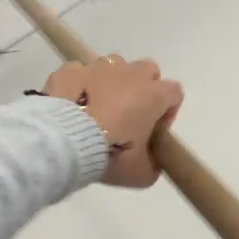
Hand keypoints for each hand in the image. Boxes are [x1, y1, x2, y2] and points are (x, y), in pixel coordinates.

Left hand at [42, 55, 182, 187]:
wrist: (64, 141)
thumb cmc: (110, 155)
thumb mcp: (141, 173)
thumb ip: (151, 162)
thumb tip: (147, 160)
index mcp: (153, 95)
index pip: (173, 93)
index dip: (166, 110)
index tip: (153, 129)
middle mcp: (128, 73)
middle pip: (145, 70)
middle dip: (141, 87)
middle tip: (126, 113)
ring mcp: (96, 68)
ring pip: (111, 66)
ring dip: (109, 82)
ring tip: (95, 106)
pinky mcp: (68, 70)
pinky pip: (79, 72)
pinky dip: (78, 84)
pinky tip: (70, 102)